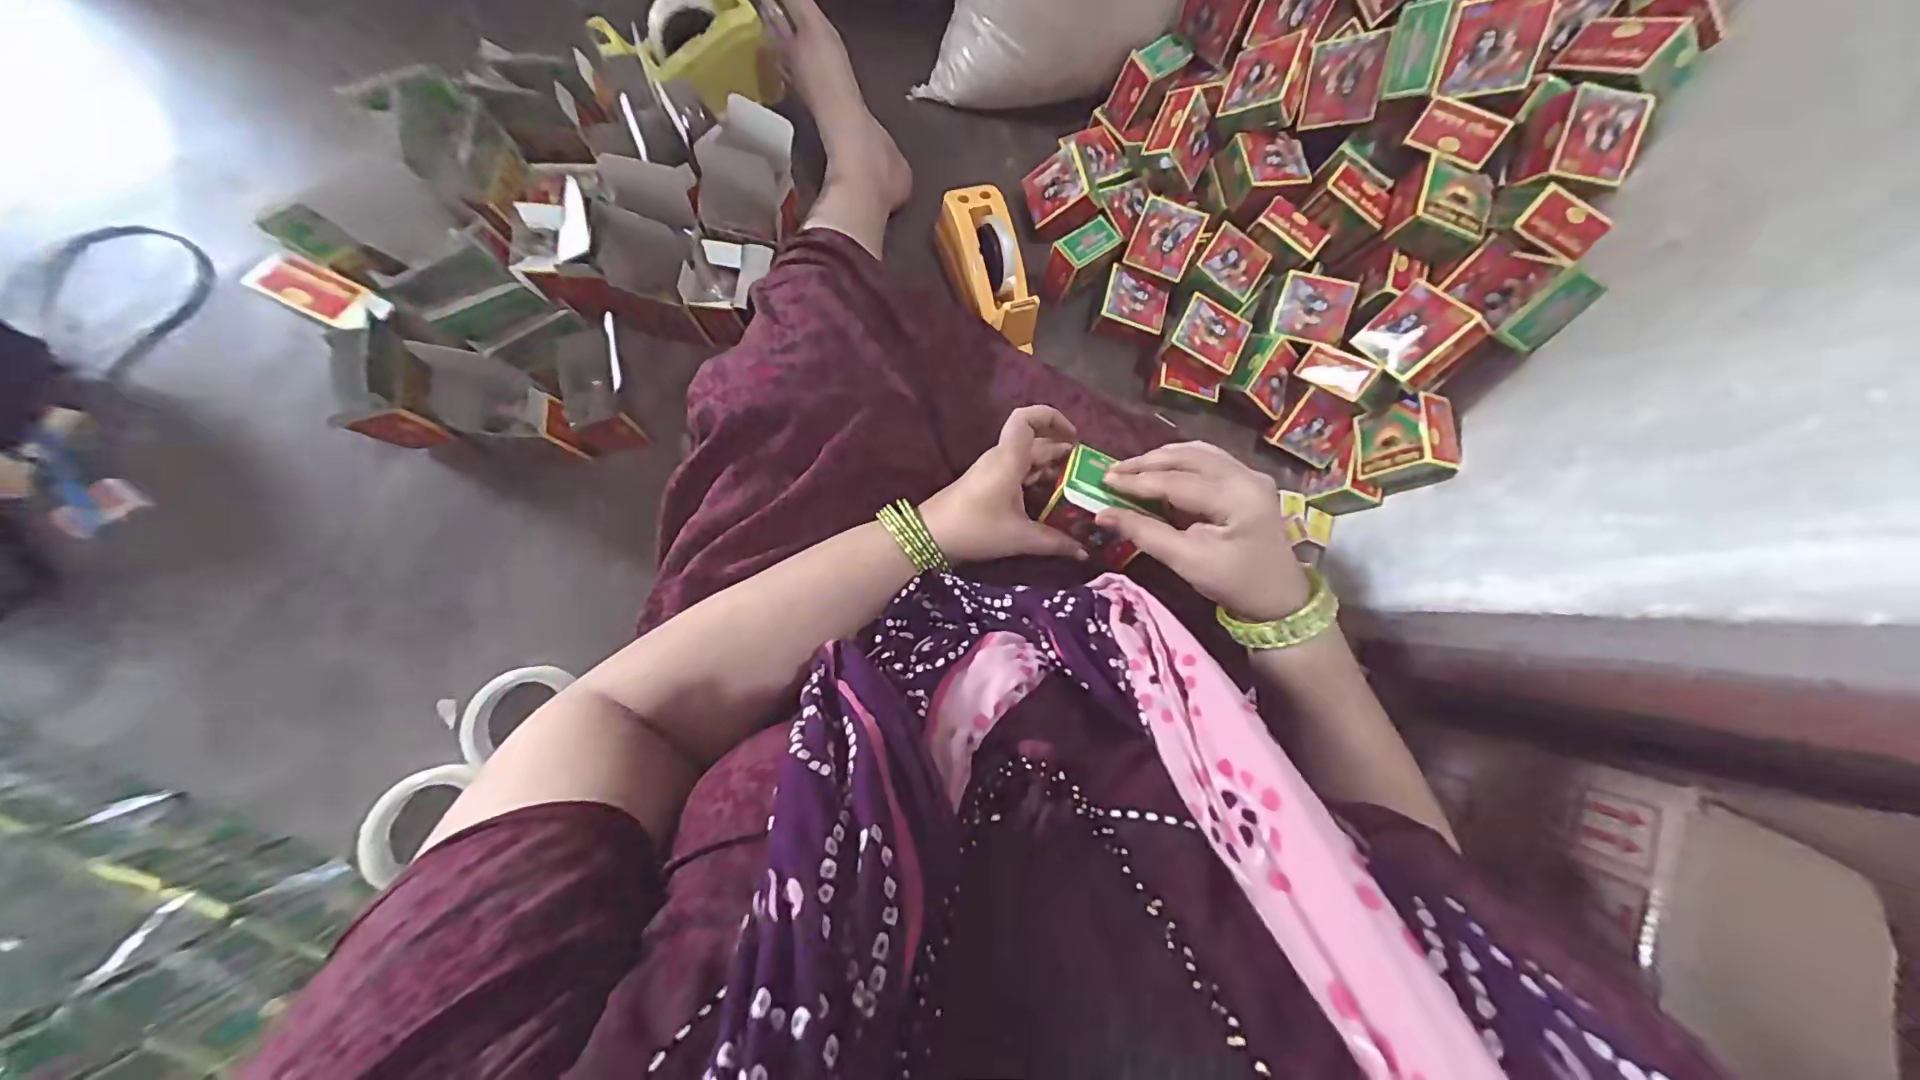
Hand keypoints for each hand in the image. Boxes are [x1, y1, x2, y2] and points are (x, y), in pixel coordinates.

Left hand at [920, 406, 1089, 564]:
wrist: (930, 537)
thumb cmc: (974, 529)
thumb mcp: (1019, 538)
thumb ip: (1055, 543)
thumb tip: (1084, 552)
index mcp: (1009, 459)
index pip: (1027, 418)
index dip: (1052, 418)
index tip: (1074, 437)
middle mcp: (1001, 458)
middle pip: (1036, 442)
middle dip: (1063, 453)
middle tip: (1087, 473)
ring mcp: (992, 470)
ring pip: (1028, 459)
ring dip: (1051, 469)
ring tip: (1075, 489)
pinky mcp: (987, 484)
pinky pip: (1018, 473)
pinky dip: (1037, 480)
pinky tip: (1050, 500)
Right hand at [1097, 442, 1310, 621]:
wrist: (1279, 599)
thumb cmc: (1234, 583)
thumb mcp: (1186, 561)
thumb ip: (1144, 533)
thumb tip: (1102, 514)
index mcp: (1236, 497)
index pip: (1176, 481)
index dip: (1136, 481)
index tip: (1103, 480)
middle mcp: (1246, 476)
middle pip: (1188, 457)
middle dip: (1146, 463)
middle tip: (1112, 472)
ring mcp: (1250, 475)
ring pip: (1198, 452)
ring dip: (1162, 458)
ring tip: (1131, 470)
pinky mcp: (1248, 480)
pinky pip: (1208, 459)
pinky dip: (1179, 462)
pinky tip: (1160, 470)